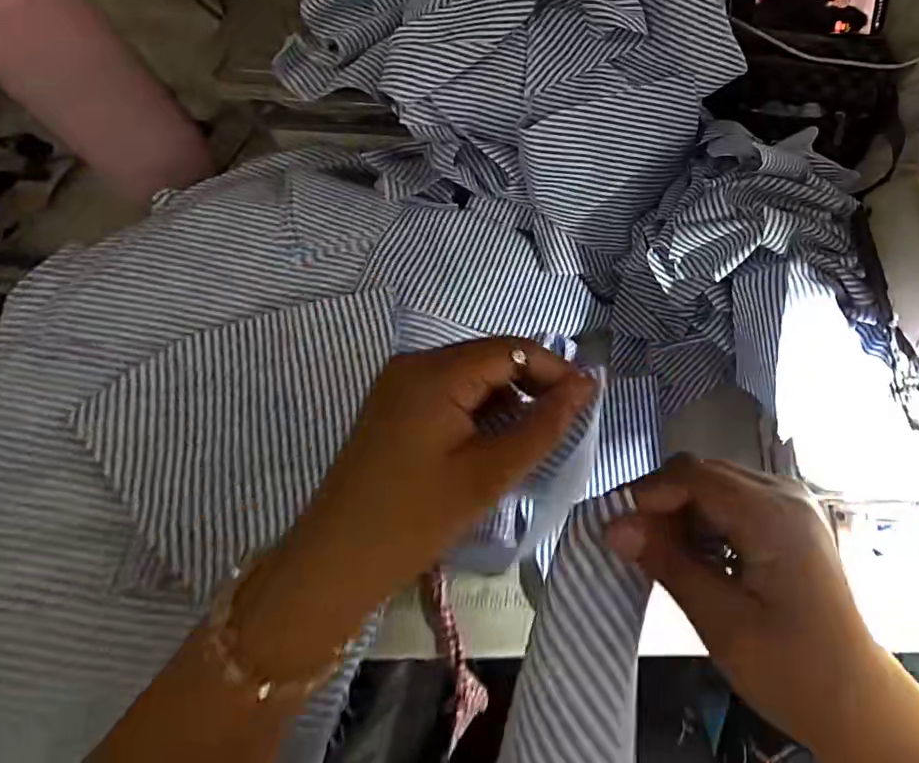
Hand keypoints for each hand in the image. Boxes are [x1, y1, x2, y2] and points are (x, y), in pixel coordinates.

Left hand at [91, 339, 593, 761]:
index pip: (513, 350)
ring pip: (475, 373)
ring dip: (509, 397)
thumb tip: (587, 385)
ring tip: (532, 433)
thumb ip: (544, 424)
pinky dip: (482, 407)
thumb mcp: (490, 473)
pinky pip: (453, 389)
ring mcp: (400, 382)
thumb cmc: (414, 519)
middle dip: (534, 383)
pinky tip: (493, 439)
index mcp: (434, 373)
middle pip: (493, 356)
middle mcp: (415, 364)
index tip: (587, 399)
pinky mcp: (395, 404)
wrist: (331, 568)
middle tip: (566, 418)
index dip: (555, 370)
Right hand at [606, 457, 918, 761]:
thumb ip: (669, 564)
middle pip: (709, 474)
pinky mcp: (792, 520)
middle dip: (664, 502)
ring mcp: (793, 504)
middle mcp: (786, 494)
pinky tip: (696, 556)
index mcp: (773, 513)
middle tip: (630, 542)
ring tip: (658, 554)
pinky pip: (739, 502)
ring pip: (721, 486)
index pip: (697, 476)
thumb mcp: (722, 622)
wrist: (853, 696)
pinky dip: (709, 521)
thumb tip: (616, 527)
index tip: (613, 523)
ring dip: (685, 512)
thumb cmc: (791, 668)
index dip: (650, 493)